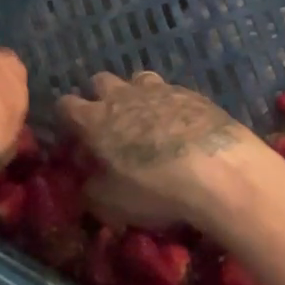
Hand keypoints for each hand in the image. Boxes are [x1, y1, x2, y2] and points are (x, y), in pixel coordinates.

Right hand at [58, 70, 272, 228]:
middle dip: (100, 99)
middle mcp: (121, 95)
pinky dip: (169, 106)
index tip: (75, 139)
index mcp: (94, 119)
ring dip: (135, 96)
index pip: (65, 105)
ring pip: (137, 80)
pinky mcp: (191, 93)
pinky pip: (170, 92)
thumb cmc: (155, 189)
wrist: (219, 172)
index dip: (67, 120)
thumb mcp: (111, 203)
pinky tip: (181, 128)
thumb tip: (88, 181)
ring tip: (147, 122)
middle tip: (110, 128)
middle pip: (100, 82)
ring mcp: (158, 89)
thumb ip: (92, 189)